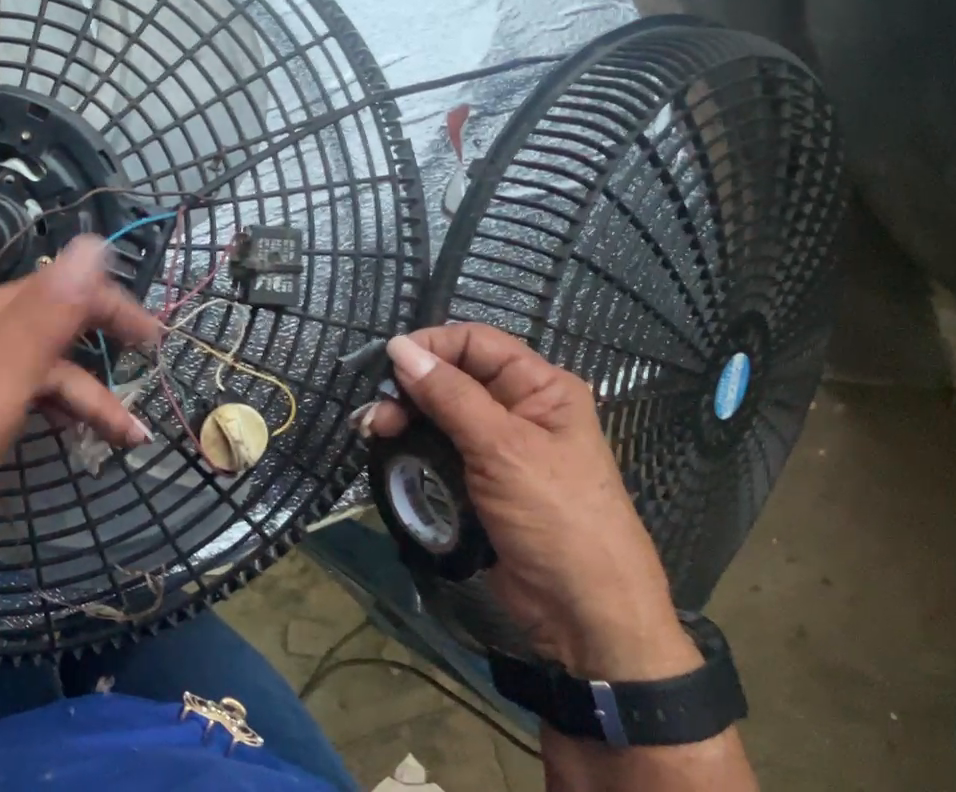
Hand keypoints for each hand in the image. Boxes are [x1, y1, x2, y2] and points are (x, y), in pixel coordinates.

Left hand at [0, 235, 162, 542]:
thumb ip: (47, 315)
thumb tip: (94, 244)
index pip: (70, 289)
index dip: (119, 310)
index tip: (157, 343)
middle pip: (57, 322)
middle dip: (106, 352)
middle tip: (146, 380)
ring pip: (38, 361)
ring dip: (83, 393)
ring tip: (119, 436)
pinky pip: (15, 382)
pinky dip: (48, 404)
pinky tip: (64, 431)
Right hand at [362, 324, 699, 679]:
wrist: (582, 612)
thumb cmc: (556, 518)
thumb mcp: (503, 448)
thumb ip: (449, 395)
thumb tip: (399, 346)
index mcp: (541, 388)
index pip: (476, 343)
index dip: (431, 346)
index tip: (387, 364)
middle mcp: (517, 409)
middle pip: (449, 377)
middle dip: (408, 388)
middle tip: (376, 415)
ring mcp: (493, 447)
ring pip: (434, 414)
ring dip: (401, 418)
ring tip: (372, 433)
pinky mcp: (473, 480)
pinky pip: (433, 449)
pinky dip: (406, 447)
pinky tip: (384, 451)